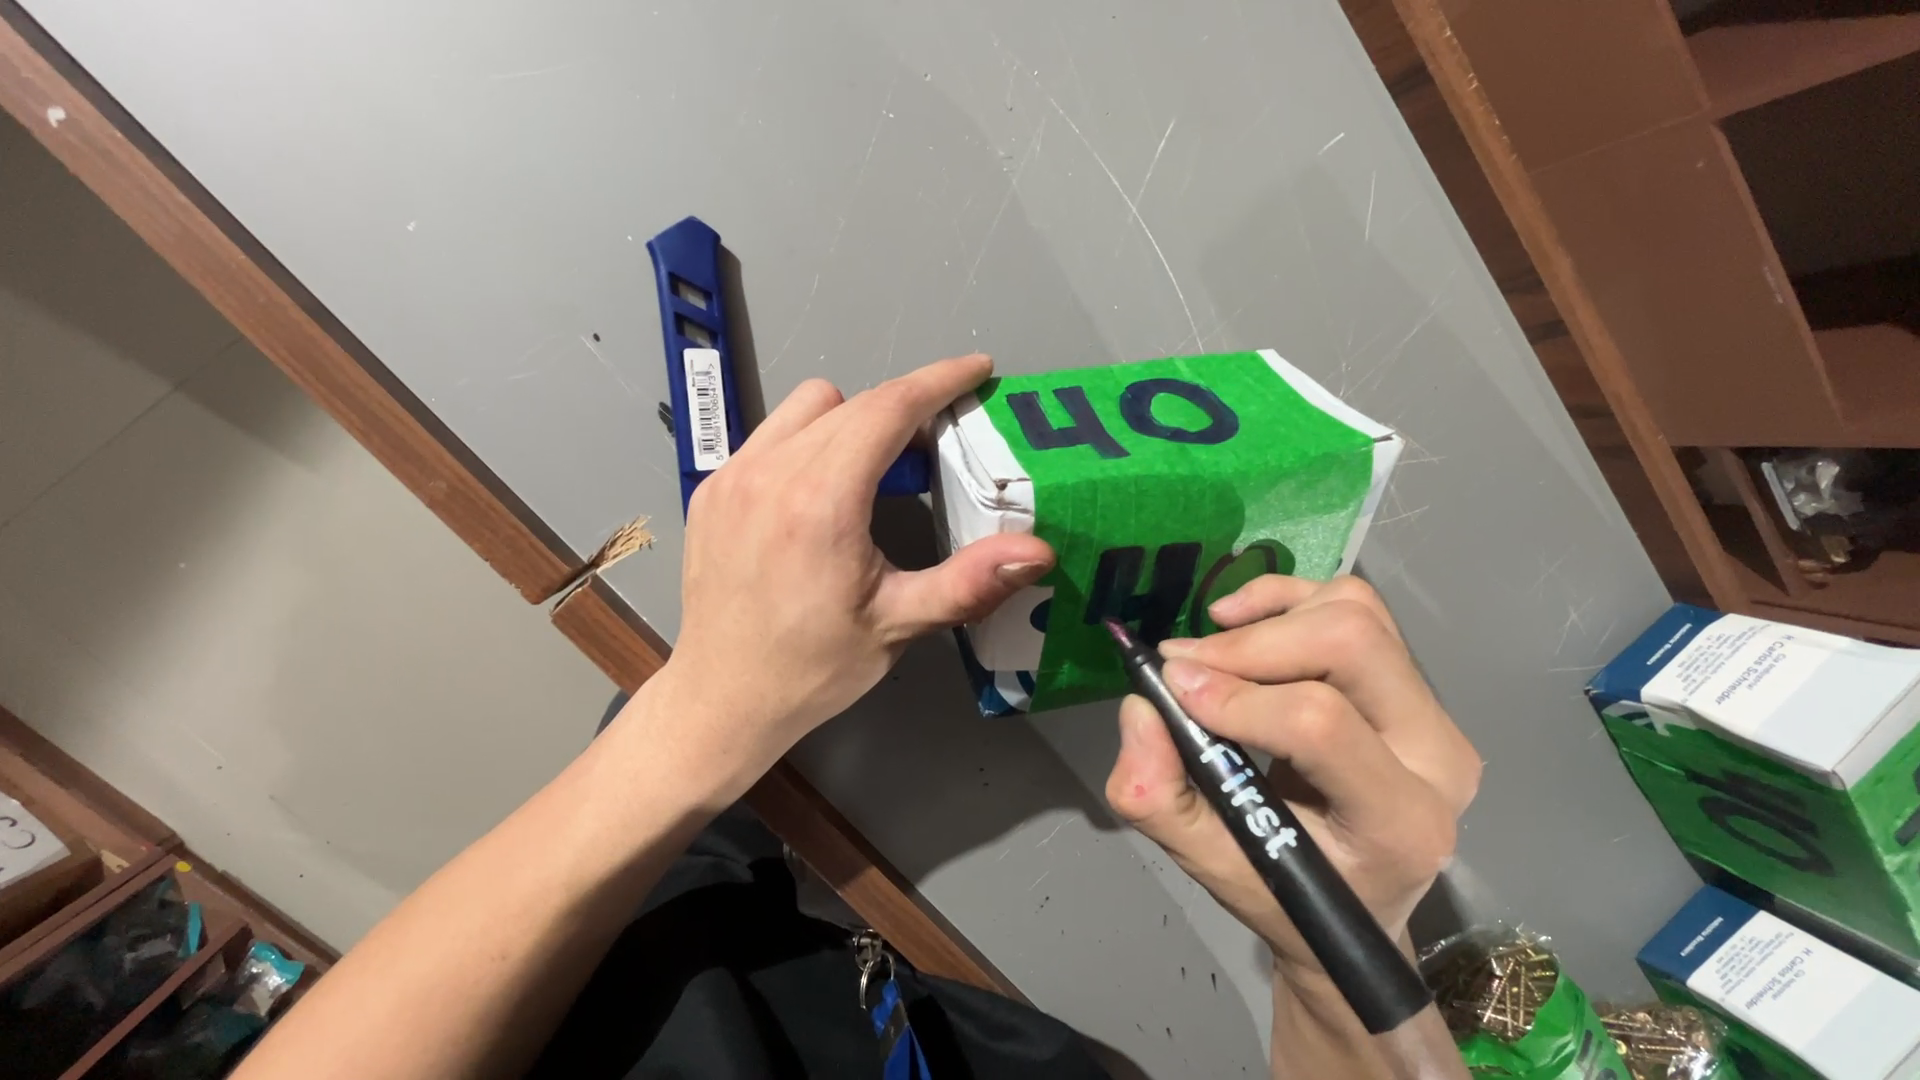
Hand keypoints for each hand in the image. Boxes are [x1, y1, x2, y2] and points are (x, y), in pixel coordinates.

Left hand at [659, 354, 1053, 771]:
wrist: (724, 697)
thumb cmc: (815, 666)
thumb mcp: (898, 625)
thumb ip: (970, 582)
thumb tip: (1039, 551)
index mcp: (821, 502)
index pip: (888, 409)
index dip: (939, 381)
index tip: (976, 369)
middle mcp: (769, 472)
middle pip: (852, 402)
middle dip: (904, 407)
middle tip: (937, 445)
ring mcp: (732, 476)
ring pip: (806, 407)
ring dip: (852, 418)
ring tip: (874, 468)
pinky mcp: (710, 489)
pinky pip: (770, 434)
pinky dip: (807, 440)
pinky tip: (819, 491)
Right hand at [1104, 575, 1478, 979]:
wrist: (1353, 899)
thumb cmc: (1286, 893)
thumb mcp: (1209, 863)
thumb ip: (1158, 797)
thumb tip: (1141, 706)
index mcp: (1398, 821)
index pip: (1320, 723)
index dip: (1235, 695)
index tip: (1169, 688)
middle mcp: (1436, 757)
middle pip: (1350, 643)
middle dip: (1249, 645)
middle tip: (1180, 665)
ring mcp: (1434, 714)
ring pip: (1355, 612)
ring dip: (1267, 617)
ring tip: (1209, 649)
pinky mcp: (1413, 683)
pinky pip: (1354, 603)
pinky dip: (1284, 597)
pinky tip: (1235, 618)